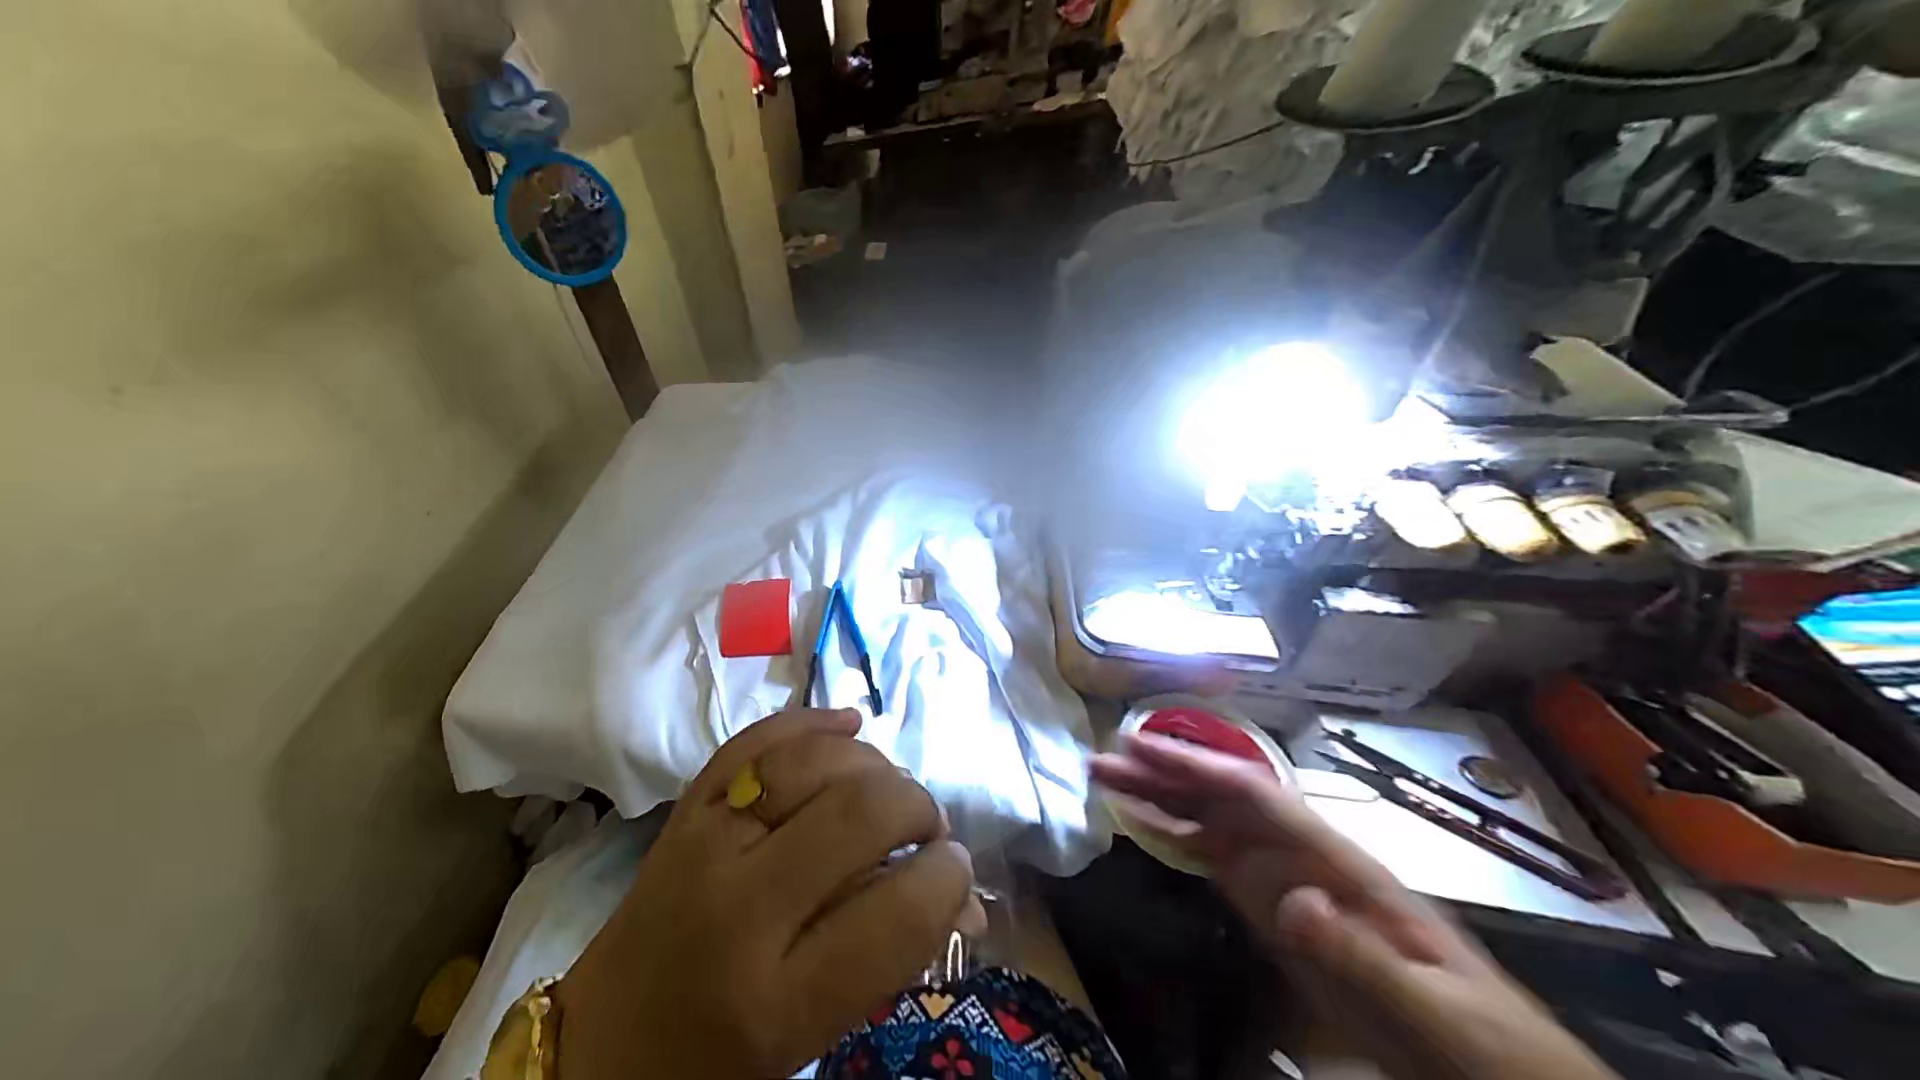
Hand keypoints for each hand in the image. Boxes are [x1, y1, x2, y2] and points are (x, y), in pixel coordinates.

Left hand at [556, 709, 975, 1079]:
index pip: (895, 915)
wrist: (606, 1041)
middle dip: (916, 808)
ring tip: (888, 789)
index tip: (956, 867)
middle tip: (927, 827)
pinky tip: (849, 728)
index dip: (946, 879)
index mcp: (778, 1000)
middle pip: (858, 816)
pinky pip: (755, 740)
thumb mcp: (815, 1031)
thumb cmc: (722, 1057)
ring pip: (809, 764)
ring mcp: (703, 845)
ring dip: (871, 765)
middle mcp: (737, 910)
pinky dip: (810, 723)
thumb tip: (968, 900)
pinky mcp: (685, 809)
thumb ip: (894, 958)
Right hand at [1092, 732, 1619, 1079]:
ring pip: (1213, 825)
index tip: (1142, 747)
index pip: (1258, 799)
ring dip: (1161, 798)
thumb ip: (1363, 958)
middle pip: (1225, 802)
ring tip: (1108, 780)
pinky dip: (1178, 839)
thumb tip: (1291, 900)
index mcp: (1343, 866)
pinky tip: (1148, 827)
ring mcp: (1291, 885)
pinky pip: (1217, 865)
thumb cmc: (1485, 1047)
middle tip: (1102, 758)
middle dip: (1165, 773)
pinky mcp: (1279, 914)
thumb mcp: (1435, 1015)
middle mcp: (1307, 860)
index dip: (1198, 767)